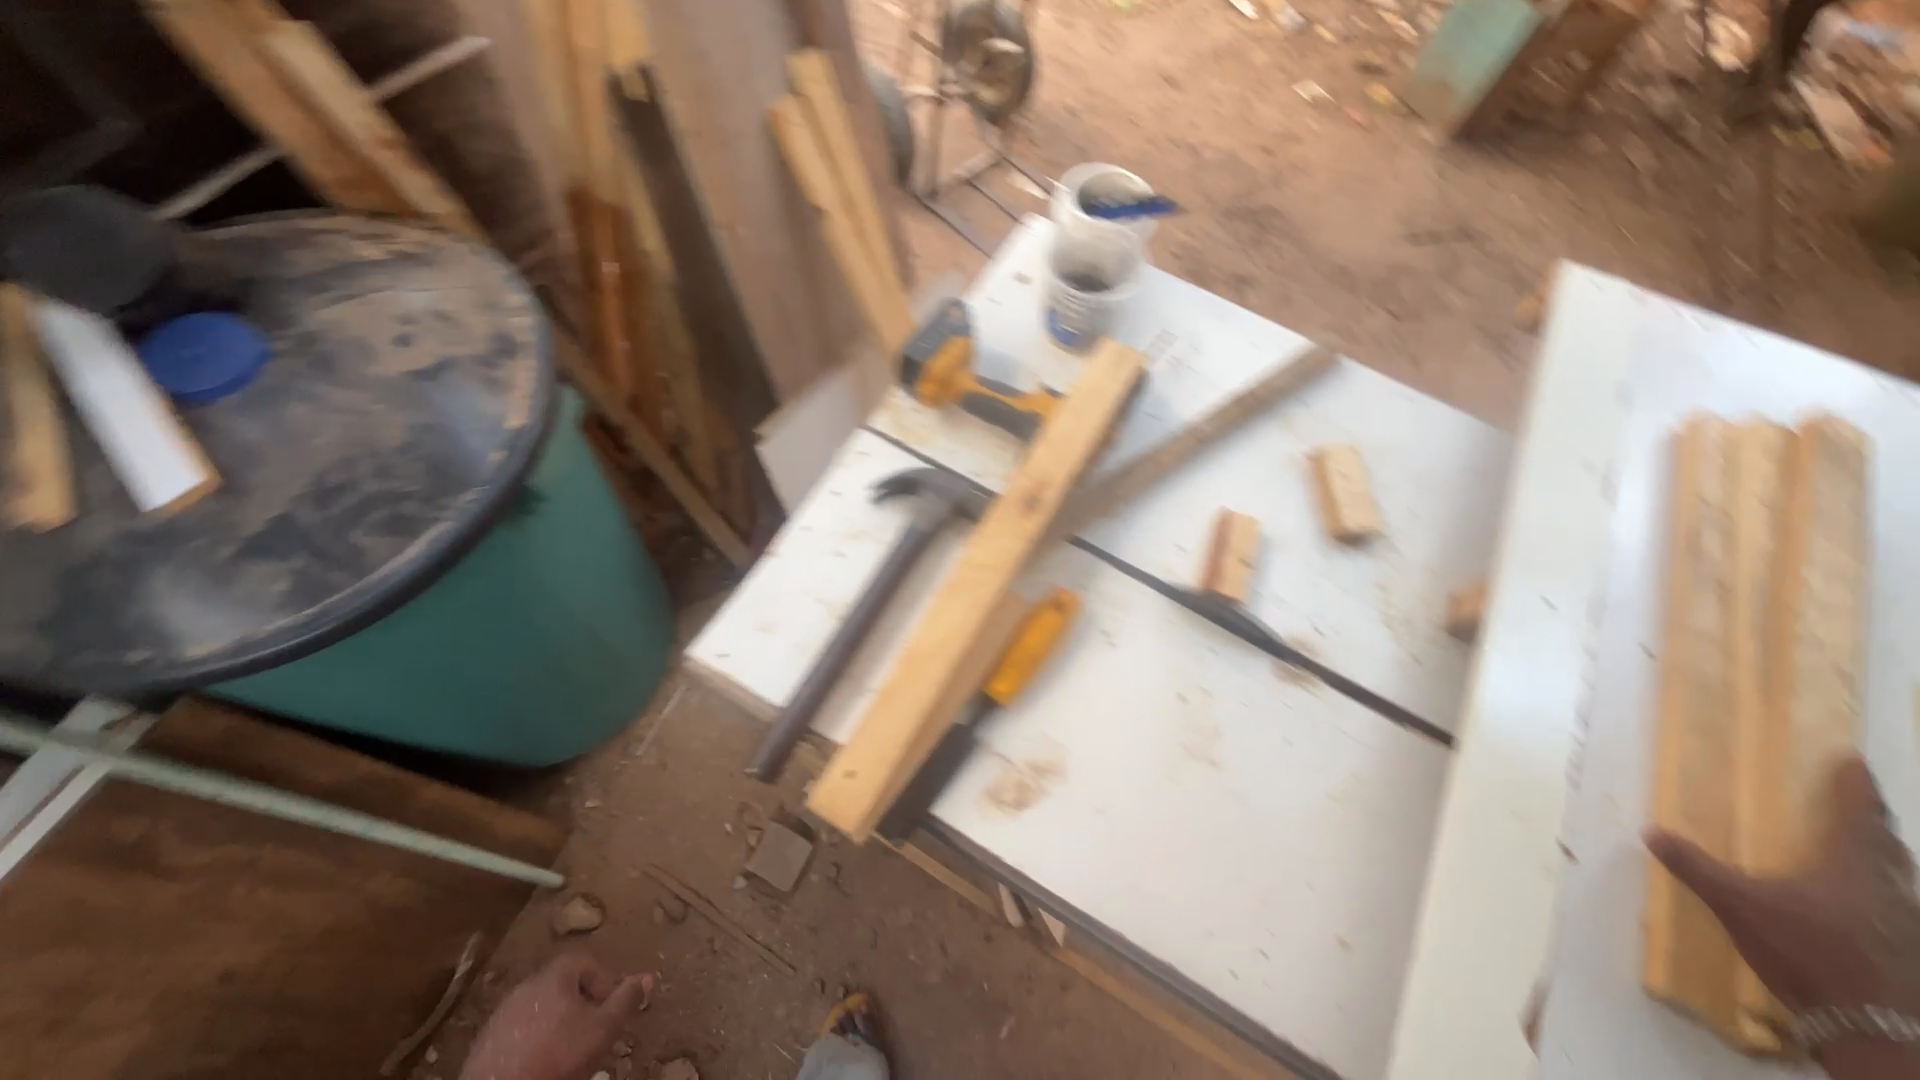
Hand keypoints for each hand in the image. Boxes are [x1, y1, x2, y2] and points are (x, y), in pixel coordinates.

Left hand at [459, 954, 653, 1079]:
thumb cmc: (559, 1054)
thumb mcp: (604, 1028)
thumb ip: (626, 1000)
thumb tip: (648, 977)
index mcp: (555, 975)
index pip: (587, 963)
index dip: (605, 983)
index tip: (613, 1009)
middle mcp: (527, 985)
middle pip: (564, 986)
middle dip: (583, 1005)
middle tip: (595, 1030)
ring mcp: (503, 1013)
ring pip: (542, 1008)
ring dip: (559, 1023)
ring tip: (570, 1050)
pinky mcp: (487, 1040)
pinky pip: (521, 1029)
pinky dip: (536, 1039)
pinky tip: (542, 1061)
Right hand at [1646, 756, 1919, 1073]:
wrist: (1874, 1026)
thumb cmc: (1809, 951)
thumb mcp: (1739, 906)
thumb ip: (1697, 868)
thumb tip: (1652, 832)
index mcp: (1853, 863)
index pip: (1859, 812)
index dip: (1855, 784)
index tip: (1852, 759)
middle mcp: (1890, 885)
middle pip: (1888, 843)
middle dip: (1872, 821)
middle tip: (1854, 803)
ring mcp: (1907, 920)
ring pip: (1899, 877)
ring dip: (1880, 858)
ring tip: (1857, 851)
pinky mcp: (1908, 949)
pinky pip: (1898, 906)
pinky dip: (1882, 894)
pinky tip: (1862, 907)